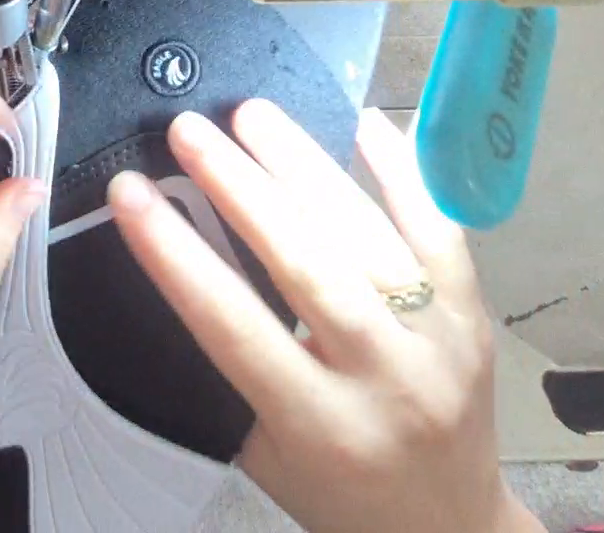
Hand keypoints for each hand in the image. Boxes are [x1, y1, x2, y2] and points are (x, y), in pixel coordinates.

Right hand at [107, 102, 543, 532]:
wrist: (452, 532)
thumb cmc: (329, 487)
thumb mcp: (254, 443)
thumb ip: (218, 361)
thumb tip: (170, 252)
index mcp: (320, 424)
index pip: (231, 323)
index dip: (172, 252)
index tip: (126, 191)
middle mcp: (389, 379)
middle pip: (307, 264)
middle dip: (239, 187)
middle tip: (186, 129)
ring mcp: (444, 340)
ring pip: (368, 235)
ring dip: (302, 164)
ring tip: (249, 113)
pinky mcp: (477, 313)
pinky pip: (441, 228)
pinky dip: (401, 169)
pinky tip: (362, 118)